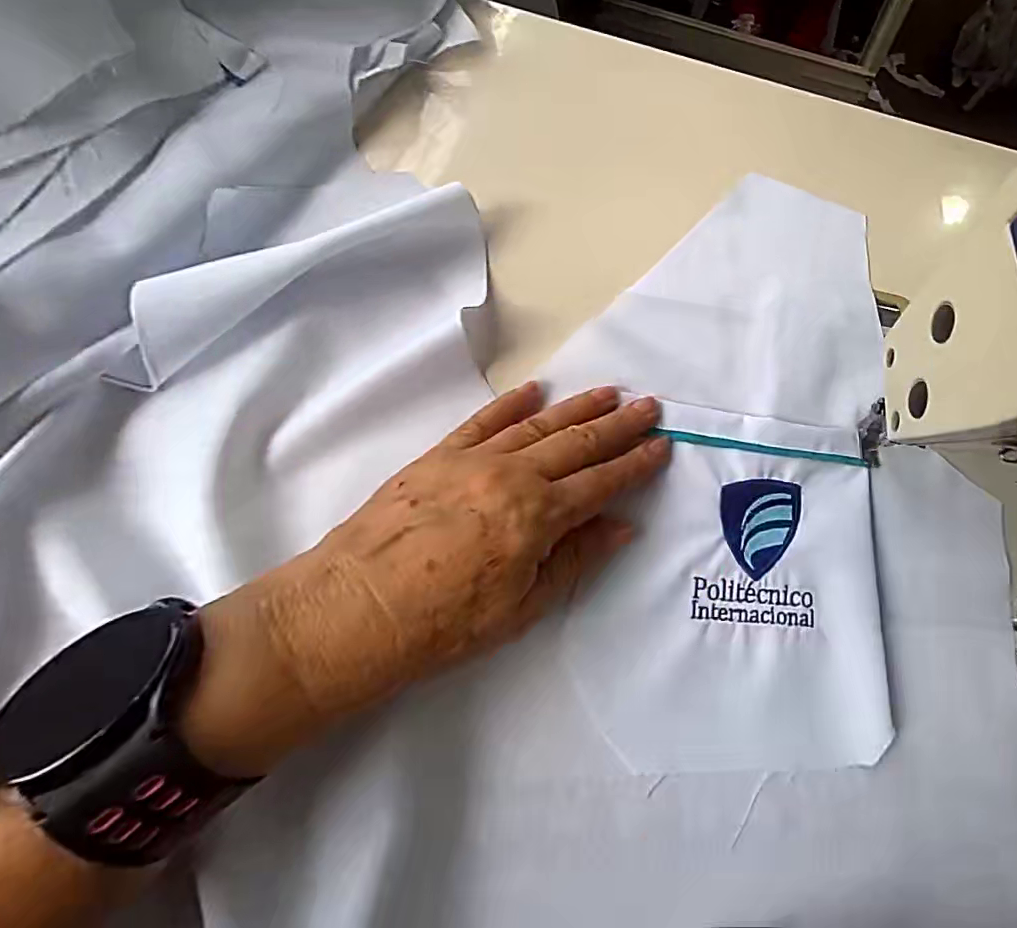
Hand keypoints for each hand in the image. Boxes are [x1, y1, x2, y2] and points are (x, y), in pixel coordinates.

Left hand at [180, 383, 669, 776]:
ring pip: (537, 424)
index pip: (599, 482)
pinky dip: (511, 404)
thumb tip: (622, 526)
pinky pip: (483, 420)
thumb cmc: (443, 624)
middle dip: (618, 425)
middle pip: (576, 444)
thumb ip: (574, 560)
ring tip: (608, 392)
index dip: (635, 465)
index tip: (661, 446)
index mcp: (536, 516)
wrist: (354, 608)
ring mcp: (472, 459)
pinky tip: (534, 391)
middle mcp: (510, 475)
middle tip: (649, 406)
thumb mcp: (522, 607)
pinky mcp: (438, 454)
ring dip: (576, 407)